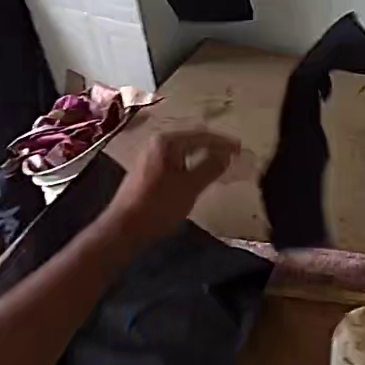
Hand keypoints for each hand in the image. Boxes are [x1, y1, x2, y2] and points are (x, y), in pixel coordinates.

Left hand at [106, 129, 240, 240]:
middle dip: (213, 146)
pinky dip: (191, 163)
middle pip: (192, 140)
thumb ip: (211, 167)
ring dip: (202, 155)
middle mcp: (157, 144)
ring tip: (220, 163)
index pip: (202, 136)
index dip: (224, 143)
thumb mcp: (191, 186)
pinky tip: (199, 173)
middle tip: (233, 154)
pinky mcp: (148, 171)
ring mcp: (150, 157)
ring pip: (184, 151)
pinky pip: (176, 160)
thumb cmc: (159, 204)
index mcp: (167, 142)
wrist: (124, 228)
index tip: (241, 149)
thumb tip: (227, 155)